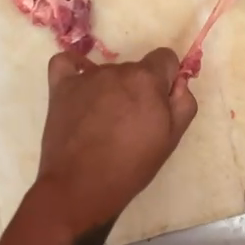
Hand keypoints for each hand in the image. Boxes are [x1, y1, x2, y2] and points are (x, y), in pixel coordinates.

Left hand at [31, 48, 198, 232]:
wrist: (81, 187)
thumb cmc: (131, 166)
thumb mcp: (171, 139)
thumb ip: (184, 102)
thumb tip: (178, 82)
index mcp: (147, 79)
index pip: (165, 58)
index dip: (166, 79)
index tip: (160, 104)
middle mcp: (117, 70)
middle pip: (135, 69)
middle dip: (138, 89)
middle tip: (131, 123)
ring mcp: (86, 77)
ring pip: (107, 72)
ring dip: (111, 89)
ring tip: (103, 123)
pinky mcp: (61, 87)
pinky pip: (67, 64)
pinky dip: (75, 70)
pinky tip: (79, 87)